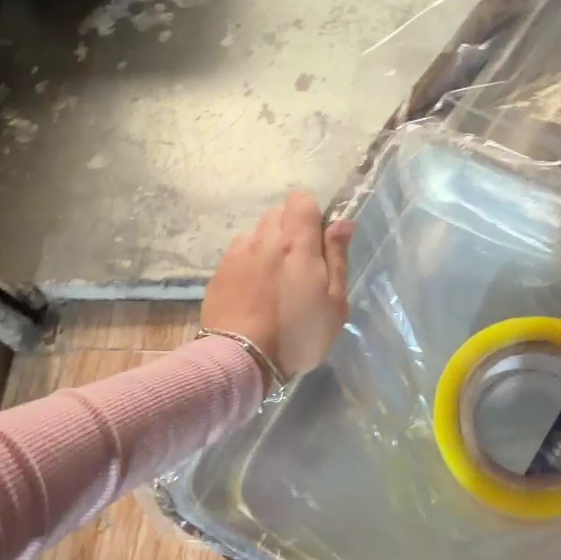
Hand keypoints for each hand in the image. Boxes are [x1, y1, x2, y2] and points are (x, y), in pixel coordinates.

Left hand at [202, 190, 355, 378]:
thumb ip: (337, 258)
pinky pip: (238, 254)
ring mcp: (237, 254)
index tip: (319, 241)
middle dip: (290, 230)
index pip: (301, 200)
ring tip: (273, 281)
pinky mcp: (218, 273)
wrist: (241, 359)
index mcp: (297, 243)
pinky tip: (253, 293)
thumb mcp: (334, 303)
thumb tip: (342, 223)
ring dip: (267, 247)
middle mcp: (264, 239)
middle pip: (277, 214)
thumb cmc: (297, 335)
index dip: (312, 214)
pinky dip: (248, 264)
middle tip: (299, 266)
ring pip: (256, 233)